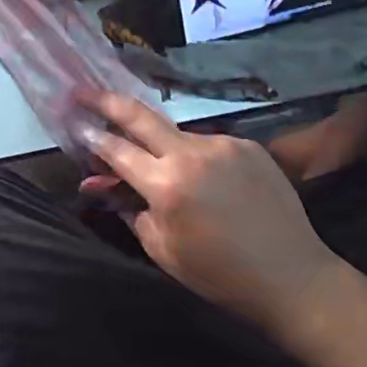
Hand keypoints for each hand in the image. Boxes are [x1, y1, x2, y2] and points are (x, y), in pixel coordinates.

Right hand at [76, 88, 340, 335]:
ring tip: (163, 172)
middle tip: (83, 91)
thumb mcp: (162, 249)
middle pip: (140, 115)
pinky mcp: (247, 145)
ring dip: (160, 146)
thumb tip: (100, 183)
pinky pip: (208, 145)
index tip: (73, 120)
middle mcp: (193, 153)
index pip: (117, 149)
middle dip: (106, 100)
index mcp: (167, 184)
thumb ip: (129, 208)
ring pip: (176, 135)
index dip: (91, 136)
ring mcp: (224, 143)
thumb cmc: (219, 274)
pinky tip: (206, 182)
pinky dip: (195, 158)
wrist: (292, 275)